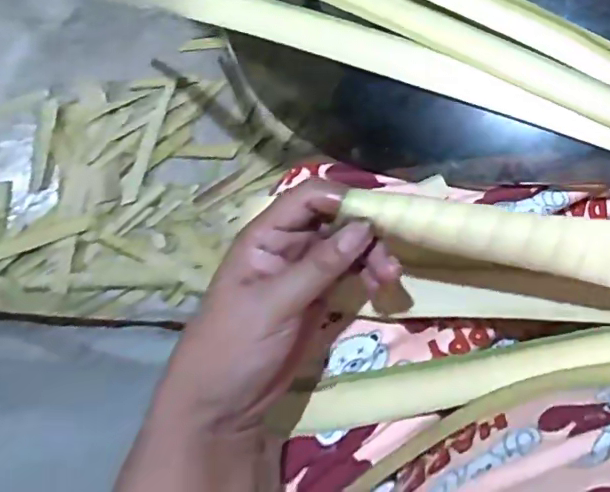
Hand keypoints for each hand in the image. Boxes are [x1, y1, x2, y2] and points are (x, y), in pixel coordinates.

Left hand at [155, 179, 400, 437]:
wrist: (219, 413)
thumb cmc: (232, 349)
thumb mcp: (274, 305)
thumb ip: (320, 265)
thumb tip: (365, 225)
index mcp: (267, 235)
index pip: (308, 197)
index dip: (340, 197)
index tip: (372, 215)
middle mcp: (290, 243)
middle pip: (336, 218)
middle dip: (366, 230)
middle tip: (388, 256)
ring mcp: (307, 269)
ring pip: (350, 243)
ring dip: (373, 254)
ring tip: (390, 277)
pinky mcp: (321, 294)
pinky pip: (352, 270)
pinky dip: (370, 274)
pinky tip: (382, 286)